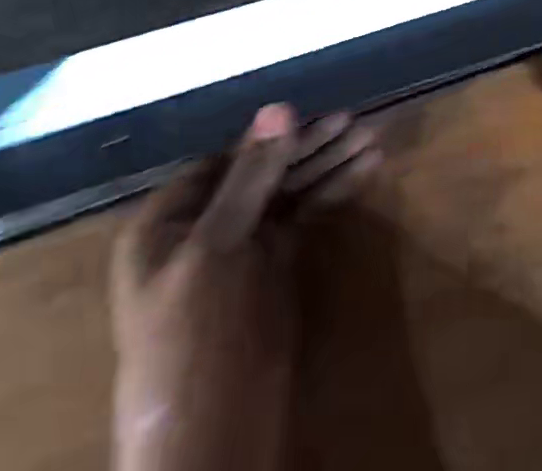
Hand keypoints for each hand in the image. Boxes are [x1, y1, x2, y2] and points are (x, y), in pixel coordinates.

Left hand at [109, 103, 380, 470]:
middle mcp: (205, 227)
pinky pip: (307, 215)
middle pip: (264, 172)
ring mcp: (245, 247)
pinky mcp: (277, 265)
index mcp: (167, 222)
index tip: (320, 116)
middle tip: (359, 122)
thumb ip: (250, 178)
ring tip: (374, 139)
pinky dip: (335, 192)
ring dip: (330, 164)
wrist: (212, 434)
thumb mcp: (216, 249)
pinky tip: (366, 171)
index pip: (225, 161)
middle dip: (311, 147)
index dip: (271, 137)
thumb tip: (280, 108)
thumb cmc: (193, 338)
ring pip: (291, 190)